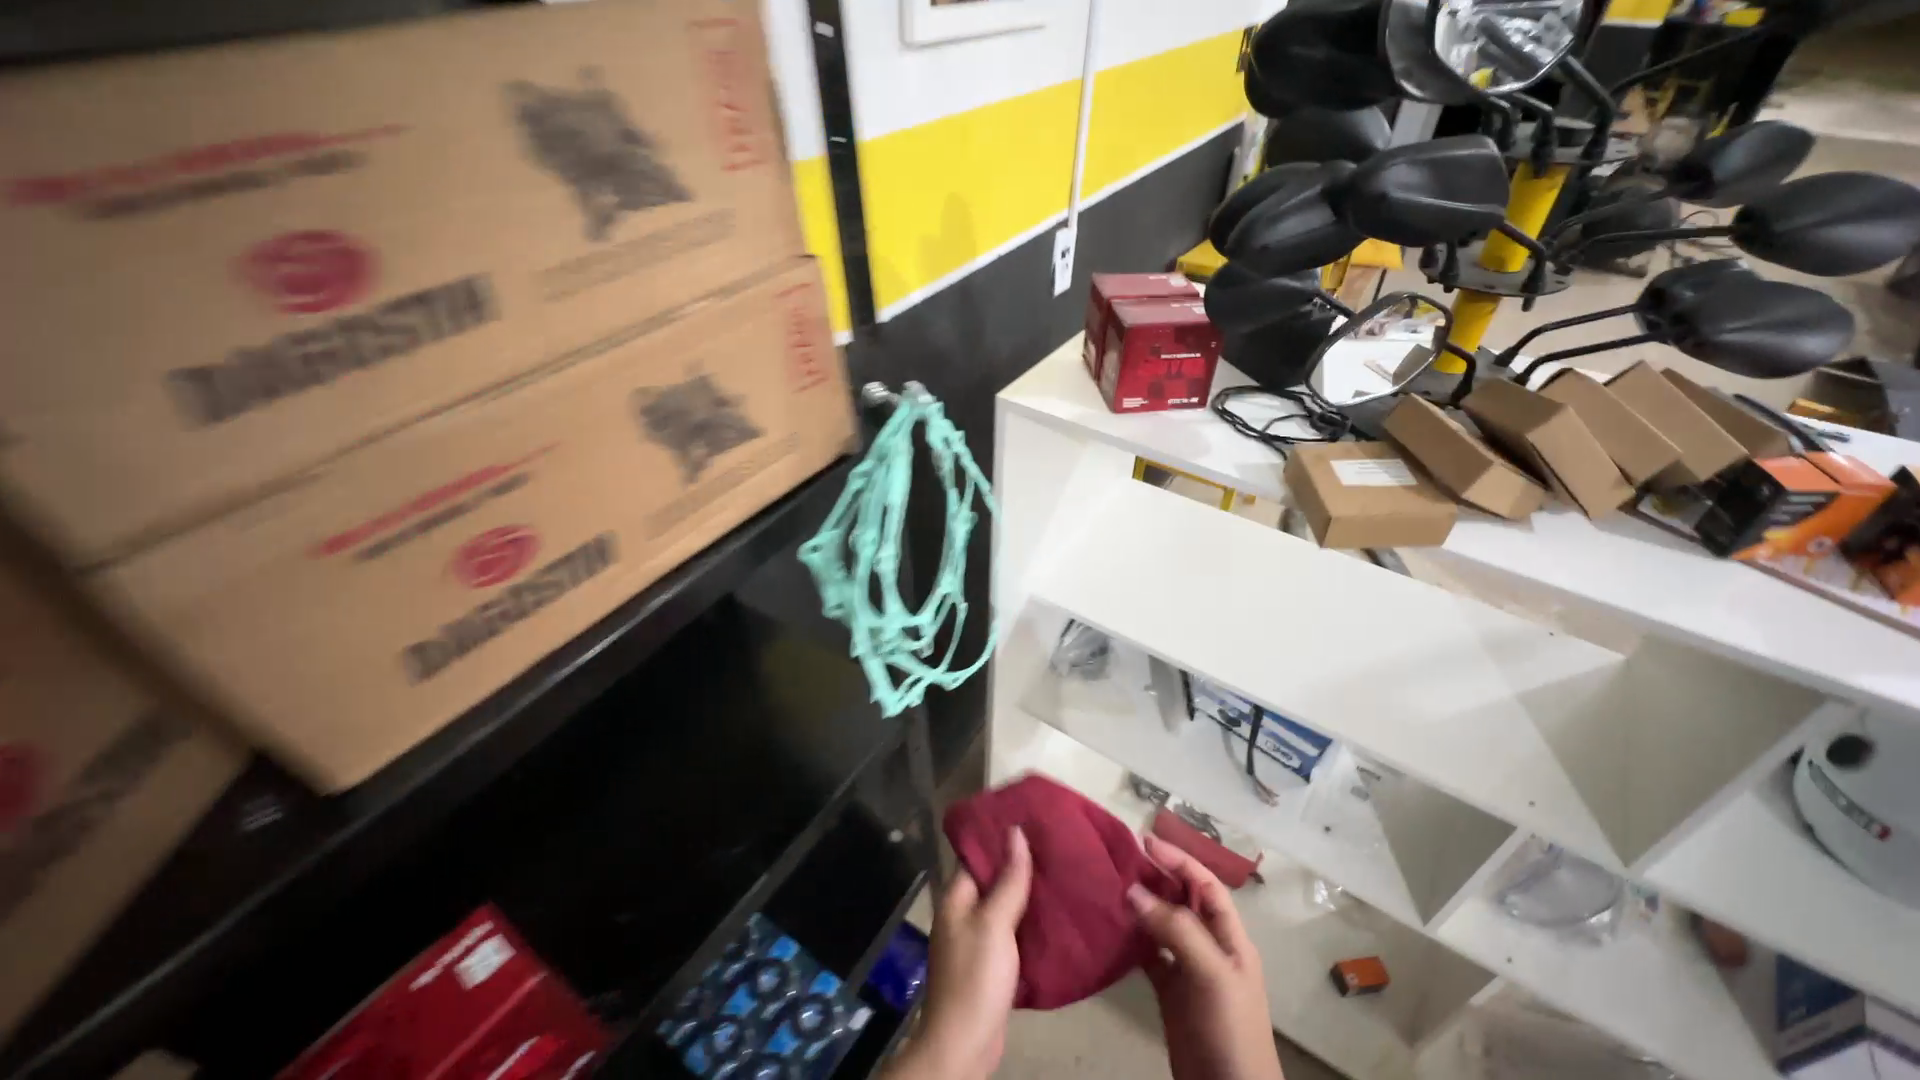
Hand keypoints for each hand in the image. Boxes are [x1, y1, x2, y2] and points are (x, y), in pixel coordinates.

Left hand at [887, 826, 1032, 1079]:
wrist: (966, 1041)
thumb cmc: (976, 975)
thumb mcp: (994, 922)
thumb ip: (1008, 880)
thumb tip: (1015, 832)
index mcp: (955, 898)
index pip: (976, 855)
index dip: (1000, 837)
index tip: (1031, 819)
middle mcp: (962, 914)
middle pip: (992, 880)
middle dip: (1019, 864)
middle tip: (1055, 844)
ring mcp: (975, 940)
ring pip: (1004, 906)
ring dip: (1027, 893)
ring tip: (1061, 873)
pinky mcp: (990, 964)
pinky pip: (1011, 932)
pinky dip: (1029, 922)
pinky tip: (1054, 914)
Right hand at [1129, 833, 1283, 1079]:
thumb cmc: (1230, 1027)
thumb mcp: (1211, 973)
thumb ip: (1176, 929)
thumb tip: (1133, 889)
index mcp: (1230, 937)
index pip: (1204, 885)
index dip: (1179, 860)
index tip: (1144, 840)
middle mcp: (1209, 946)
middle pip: (1181, 900)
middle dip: (1155, 877)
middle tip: (1117, 858)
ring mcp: (1188, 970)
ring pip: (1161, 926)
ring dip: (1139, 905)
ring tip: (1107, 884)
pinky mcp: (1169, 992)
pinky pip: (1147, 955)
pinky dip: (1129, 939)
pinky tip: (1108, 927)